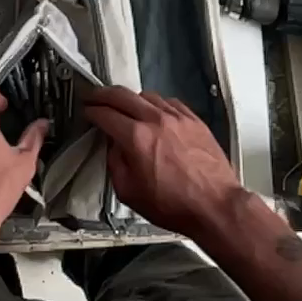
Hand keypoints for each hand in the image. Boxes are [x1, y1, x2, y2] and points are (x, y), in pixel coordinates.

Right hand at [83, 86, 249, 239]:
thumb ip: (115, 163)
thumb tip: (113, 148)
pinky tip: (153, 111)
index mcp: (136, 138)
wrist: (215, 206)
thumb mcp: (129, 192)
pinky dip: (156, 103)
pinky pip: (169, 101)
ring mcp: (177, 117)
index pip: (105, 114)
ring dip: (130, 98)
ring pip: (146, 94)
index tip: (86, 111)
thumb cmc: (174, 205)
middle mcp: (155, 120)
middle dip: (103, 94)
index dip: (91, 111)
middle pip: (121, 95)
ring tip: (124, 105)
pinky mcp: (194, 120)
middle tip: (94, 97)